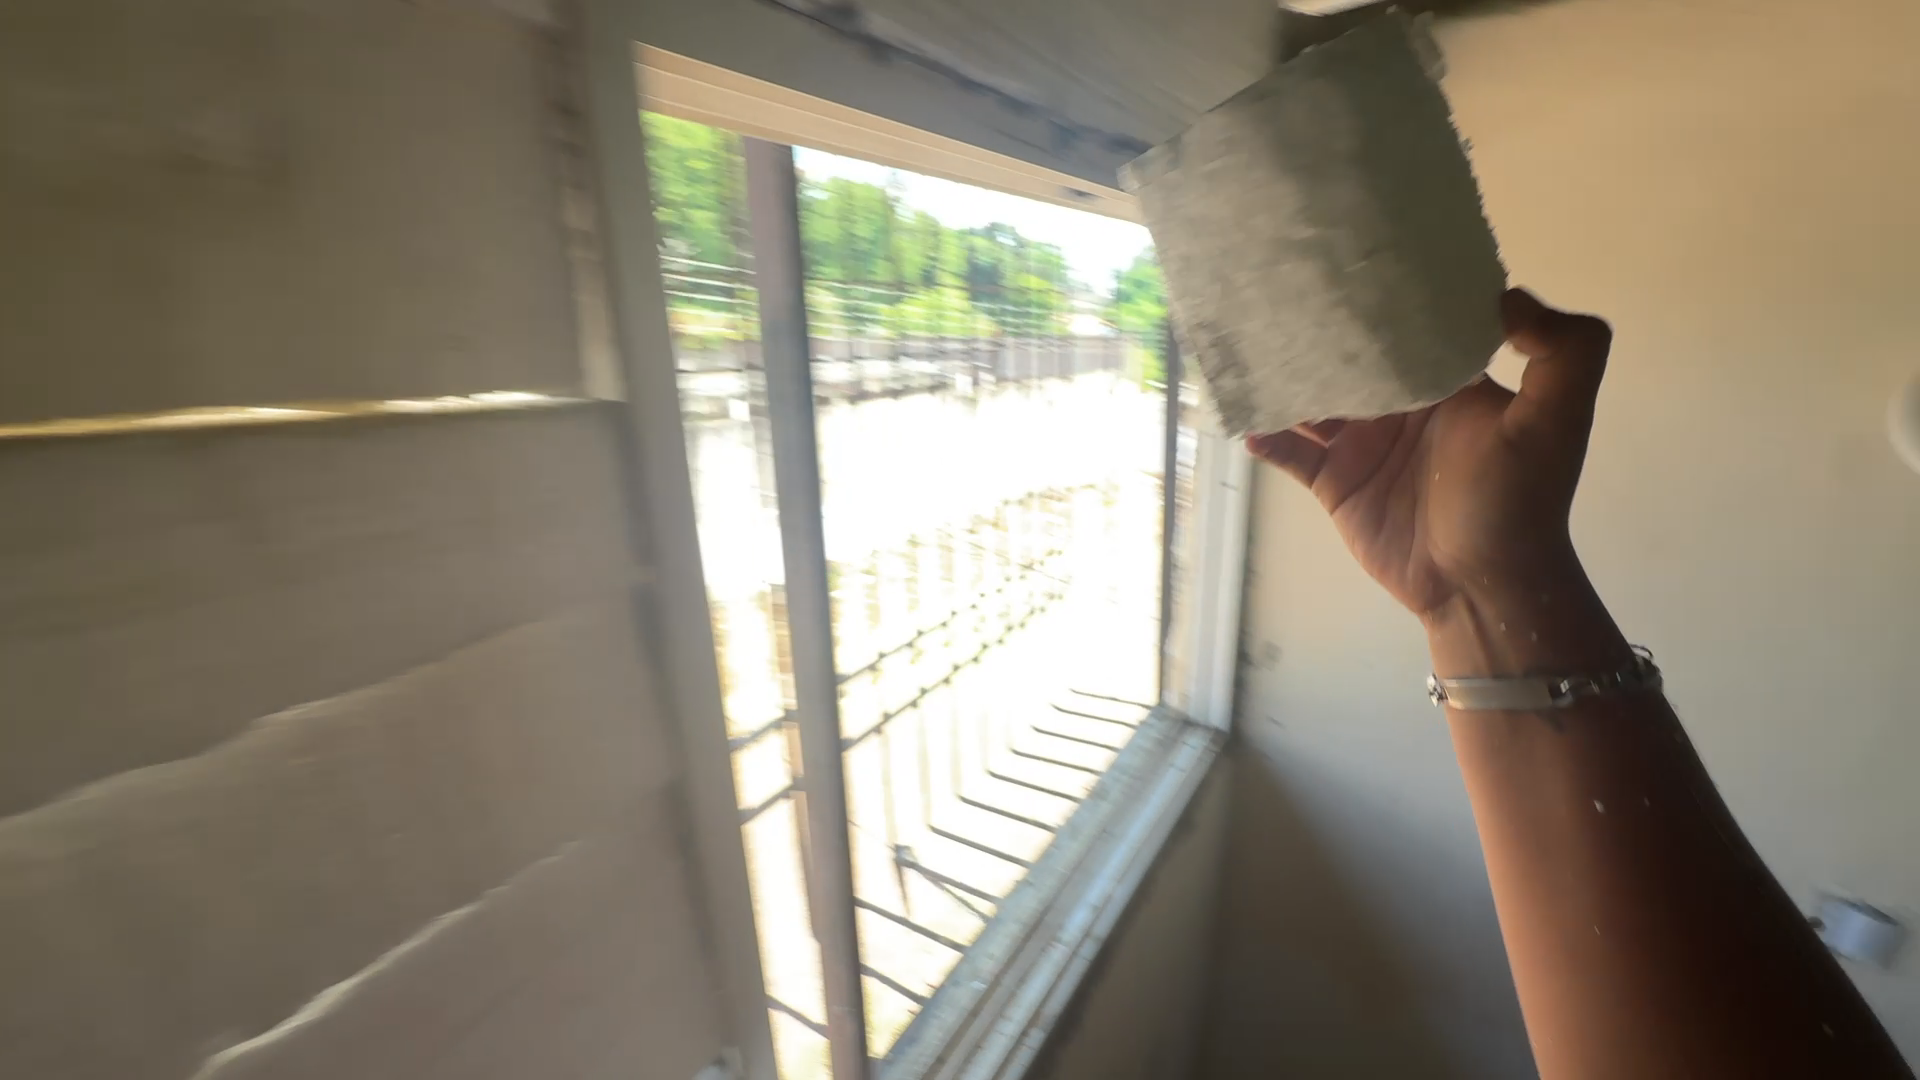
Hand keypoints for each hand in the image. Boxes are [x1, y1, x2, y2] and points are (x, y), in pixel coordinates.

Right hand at [1246, 289, 1611, 622]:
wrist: (1476, 582)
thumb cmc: (1515, 500)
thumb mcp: (1555, 420)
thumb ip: (1562, 351)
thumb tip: (1505, 295)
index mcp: (1445, 386)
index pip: (1408, 335)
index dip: (1381, 306)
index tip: (1348, 273)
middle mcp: (1397, 409)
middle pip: (1349, 365)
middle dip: (1317, 341)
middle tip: (1275, 309)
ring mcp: (1360, 446)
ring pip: (1312, 406)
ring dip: (1284, 388)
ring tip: (1249, 363)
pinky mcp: (1333, 482)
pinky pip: (1292, 455)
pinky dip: (1269, 440)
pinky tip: (1248, 427)